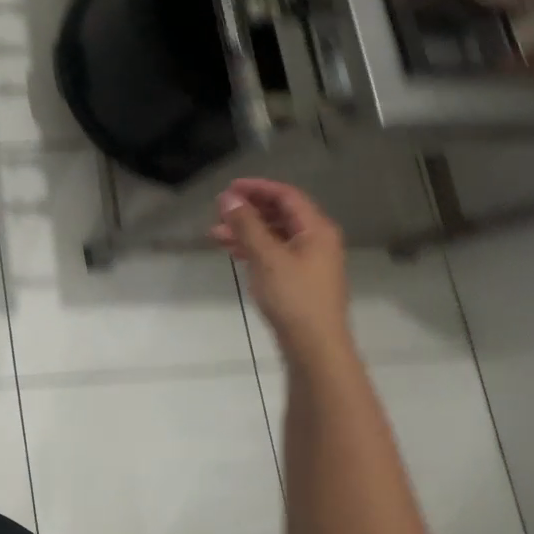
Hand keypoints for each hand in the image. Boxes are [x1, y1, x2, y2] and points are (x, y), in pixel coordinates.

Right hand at [211, 178, 352, 358]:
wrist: (314, 345)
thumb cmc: (293, 296)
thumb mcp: (266, 257)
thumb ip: (246, 225)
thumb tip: (228, 198)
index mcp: (316, 229)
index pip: (286, 196)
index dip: (257, 188)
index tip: (228, 188)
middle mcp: (317, 240)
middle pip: (281, 214)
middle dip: (249, 210)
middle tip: (218, 212)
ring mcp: (309, 260)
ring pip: (275, 234)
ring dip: (247, 230)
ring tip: (216, 235)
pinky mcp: (300, 278)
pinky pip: (275, 252)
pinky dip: (254, 247)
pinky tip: (234, 252)